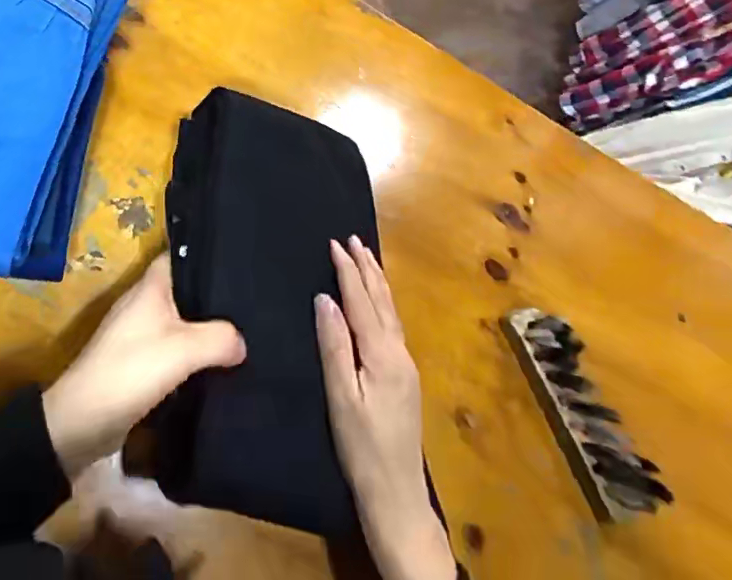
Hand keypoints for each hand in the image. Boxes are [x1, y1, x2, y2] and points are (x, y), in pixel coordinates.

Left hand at [44, 255, 246, 478]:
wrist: (82, 422)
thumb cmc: (131, 370)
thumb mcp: (184, 349)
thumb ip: (220, 338)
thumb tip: (242, 343)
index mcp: (149, 287)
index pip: (180, 254)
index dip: (206, 255)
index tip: (239, 262)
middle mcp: (142, 303)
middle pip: (184, 290)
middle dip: (213, 297)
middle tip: (250, 303)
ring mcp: (137, 333)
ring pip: (180, 322)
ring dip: (203, 330)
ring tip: (240, 334)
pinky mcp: (137, 363)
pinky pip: (172, 350)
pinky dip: (191, 356)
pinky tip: (215, 365)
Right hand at [317, 237, 455, 579]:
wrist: (396, 492)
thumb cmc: (361, 446)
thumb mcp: (340, 396)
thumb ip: (334, 345)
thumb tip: (325, 299)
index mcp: (382, 354)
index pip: (361, 301)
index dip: (348, 271)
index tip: (336, 243)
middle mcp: (399, 352)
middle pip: (382, 301)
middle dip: (367, 268)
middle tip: (353, 238)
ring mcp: (406, 364)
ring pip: (390, 311)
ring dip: (377, 281)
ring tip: (367, 258)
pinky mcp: (404, 376)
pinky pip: (393, 324)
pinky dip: (382, 302)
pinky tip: (377, 302)